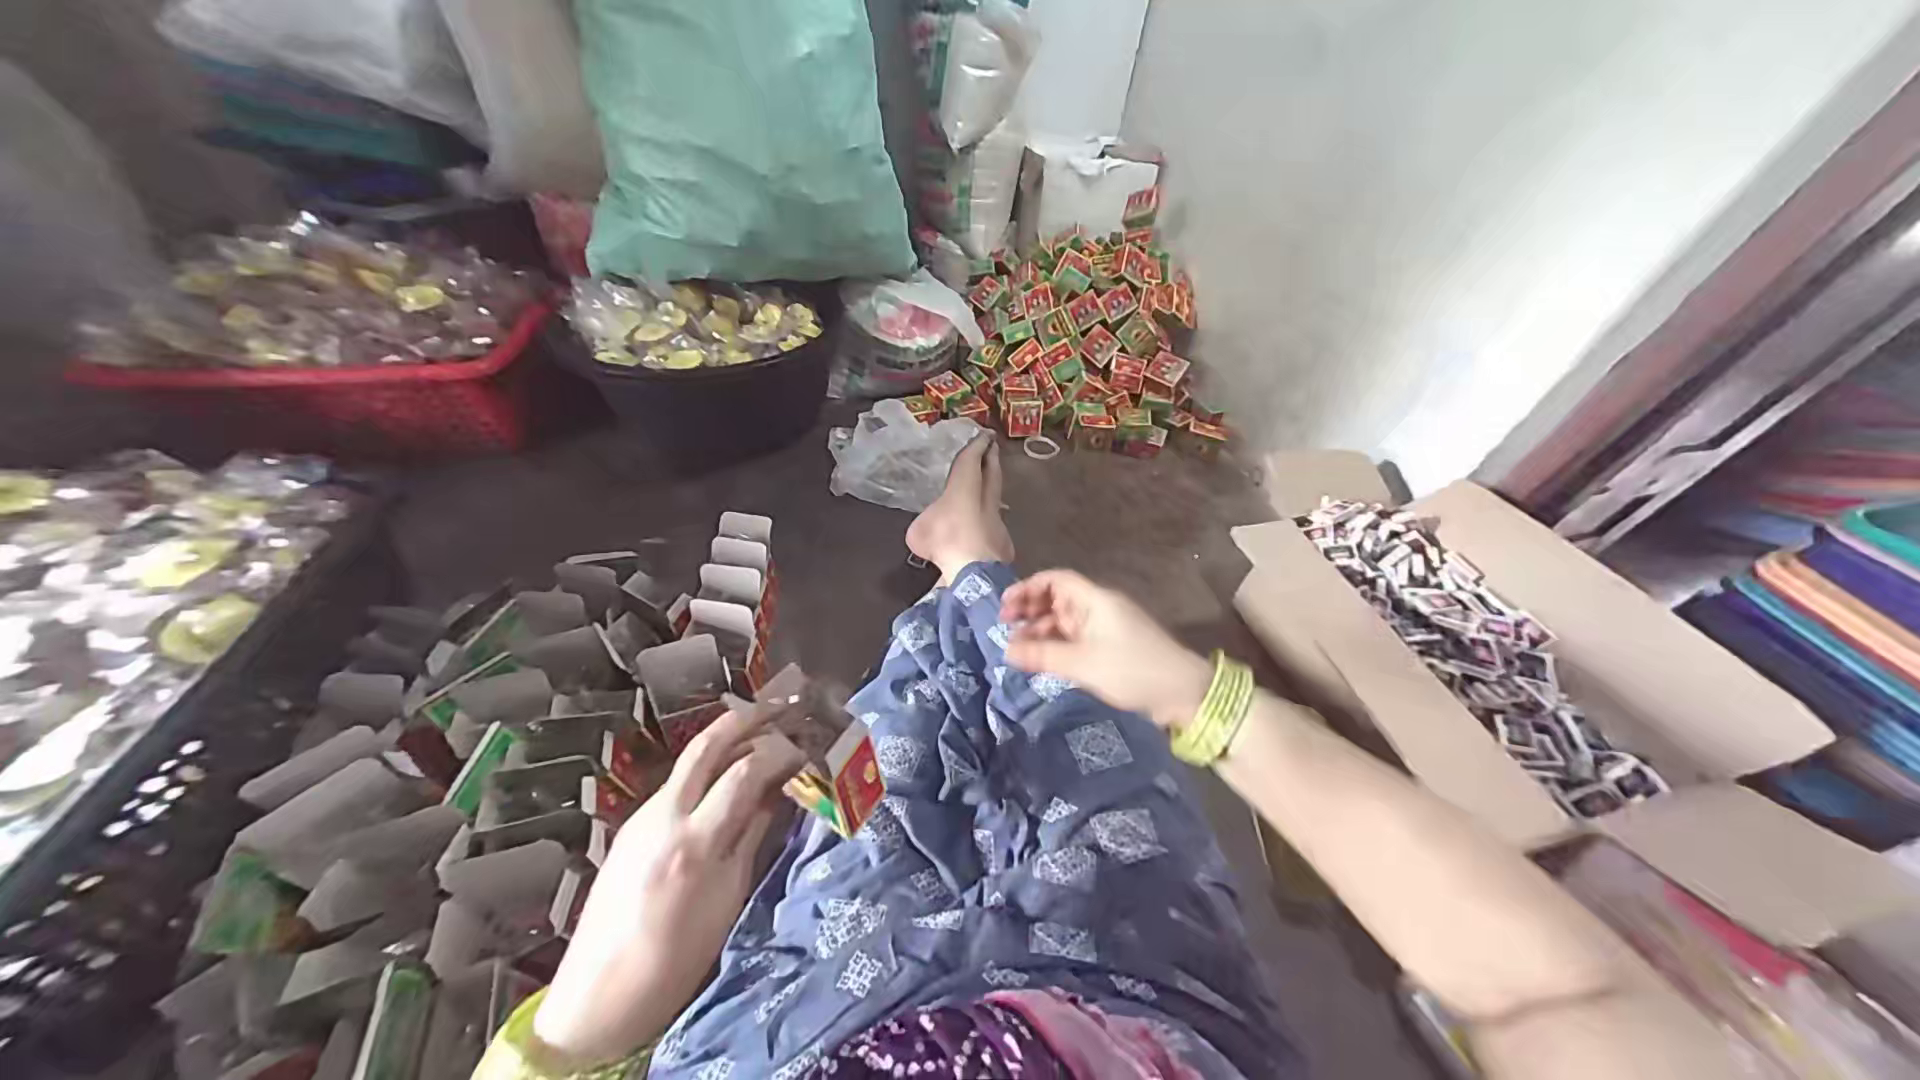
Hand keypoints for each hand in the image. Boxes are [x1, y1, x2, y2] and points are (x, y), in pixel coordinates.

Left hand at [533, 710, 804, 1065]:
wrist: (594, 999)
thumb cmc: (674, 961)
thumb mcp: (727, 898)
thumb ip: (751, 836)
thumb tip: (779, 793)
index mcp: (693, 841)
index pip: (744, 771)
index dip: (781, 753)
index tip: (807, 748)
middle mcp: (663, 816)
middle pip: (707, 745)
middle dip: (748, 717)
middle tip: (784, 703)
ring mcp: (642, 817)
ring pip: (690, 759)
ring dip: (729, 736)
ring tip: (764, 726)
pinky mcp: (632, 826)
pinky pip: (678, 782)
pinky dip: (709, 766)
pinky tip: (729, 771)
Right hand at [1000, 569, 1212, 729]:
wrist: (1183, 693)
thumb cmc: (1132, 670)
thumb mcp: (1083, 663)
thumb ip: (1043, 656)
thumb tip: (1006, 651)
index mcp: (1095, 600)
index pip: (1056, 580)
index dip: (1029, 588)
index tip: (1006, 606)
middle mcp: (1098, 608)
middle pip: (1057, 599)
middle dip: (1030, 610)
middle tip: (1006, 627)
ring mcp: (1104, 628)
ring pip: (1064, 621)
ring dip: (1040, 631)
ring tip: (1019, 649)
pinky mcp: (1109, 648)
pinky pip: (1074, 639)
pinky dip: (1056, 645)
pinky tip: (1041, 659)